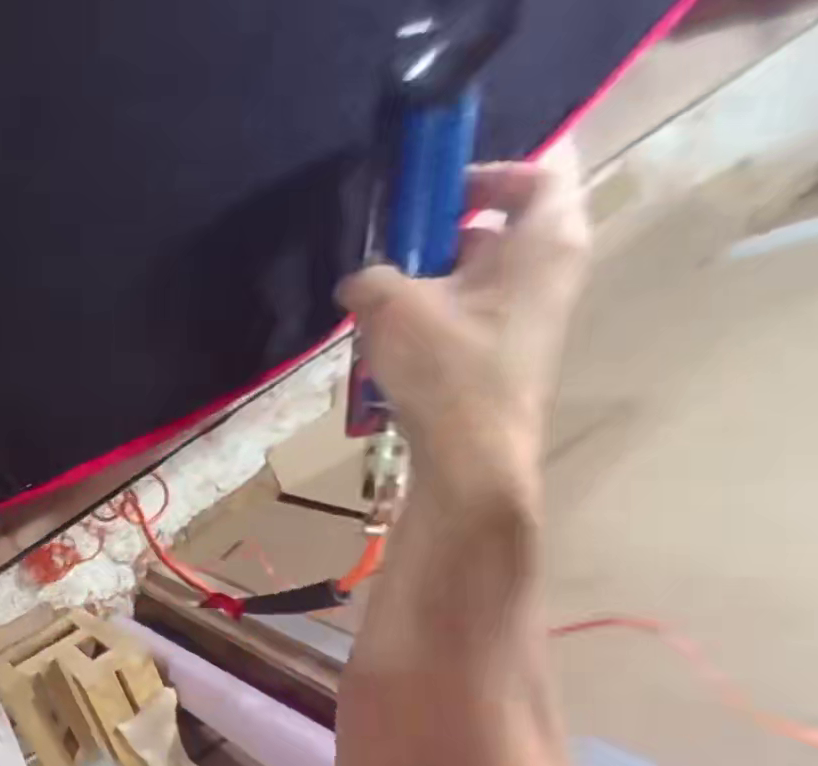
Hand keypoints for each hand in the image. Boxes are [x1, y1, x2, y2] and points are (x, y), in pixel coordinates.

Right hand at [338, 147, 590, 461]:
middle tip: (386, 247)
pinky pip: (463, 308)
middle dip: (438, 230)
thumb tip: (360, 279)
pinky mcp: (500, 347)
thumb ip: (369, 278)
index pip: (536, 174)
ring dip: (423, 276)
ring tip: (373, 298)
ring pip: (473, 272)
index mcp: (544, 243)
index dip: (482, 172)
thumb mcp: (392, 309)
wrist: (470, 451)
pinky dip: (426, 309)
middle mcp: (548, 269)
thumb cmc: (446, 368)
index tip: (427, 190)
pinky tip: (383, 335)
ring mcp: (526, 312)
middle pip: (498, 226)